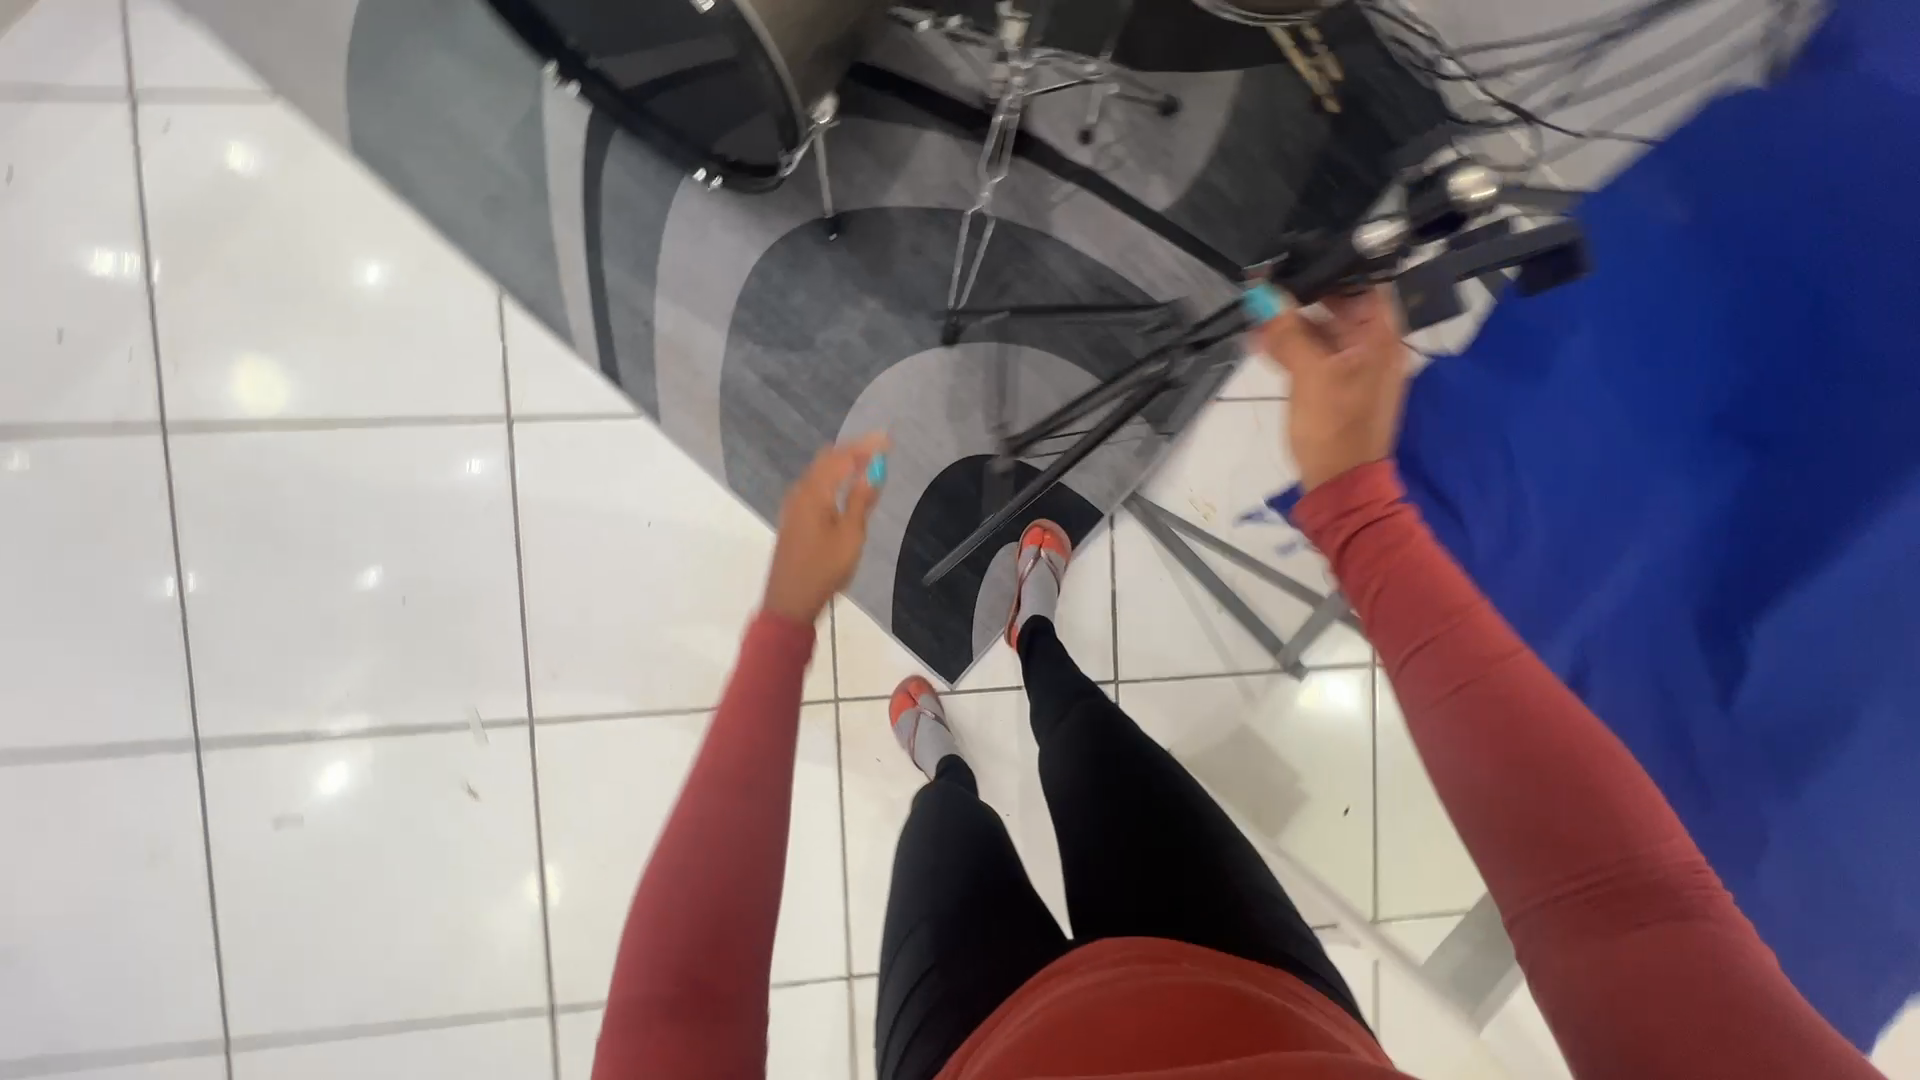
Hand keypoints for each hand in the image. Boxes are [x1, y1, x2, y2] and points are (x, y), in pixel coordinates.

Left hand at [762, 432, 890, 624]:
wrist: (790, 600)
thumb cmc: (824, 569)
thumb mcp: (851, 536)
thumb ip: (861, 500)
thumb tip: (873, 471)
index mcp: (815, 492)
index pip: (842, 457)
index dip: (866, 446)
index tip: (888, 440)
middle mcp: (801, 492)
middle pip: (828, 459)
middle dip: (854, 451)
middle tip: (880, 450)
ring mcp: (794, 505)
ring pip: (820, 472)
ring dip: (843, 464)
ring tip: (868, 464)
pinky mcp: (794, 518)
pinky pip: (816, 486)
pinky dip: (833, 478)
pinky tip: (846, 486)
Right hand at [1259, 286, 1411, 491]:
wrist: (1340, 484)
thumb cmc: (1334, 428)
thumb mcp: (1310, 375)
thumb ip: (1288, 332)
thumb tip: (1264, 293)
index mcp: (1382, 336)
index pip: (1364, 282)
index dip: (1332, 268)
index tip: (1296, 260)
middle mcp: (1372, 345)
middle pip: (1339, 305)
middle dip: (1301, 296)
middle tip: (1264, 287)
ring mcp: (1353, 366)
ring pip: (1320, 331)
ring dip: (1289, 323)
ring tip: (1253, 316)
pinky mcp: (1333, 385)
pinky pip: (1312, 355)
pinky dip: (1289, 347)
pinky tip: (1260, 342)